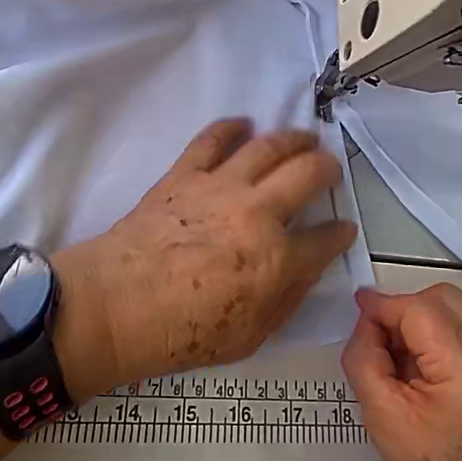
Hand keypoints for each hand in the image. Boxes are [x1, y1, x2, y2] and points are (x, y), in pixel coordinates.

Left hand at [54, 119, 356, 397]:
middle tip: (329, 170)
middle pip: (308, 175)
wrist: (119, 304)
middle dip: (327, 169)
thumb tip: (304, 269)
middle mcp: (259, 213)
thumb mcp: (251, 336)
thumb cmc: (184, 333)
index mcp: (280, 259)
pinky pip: (211, 140)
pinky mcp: (183, 176)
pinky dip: (229, 128)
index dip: (339, 234)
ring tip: (303, 138)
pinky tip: (242, 124)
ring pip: (267, 147)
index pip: (326, 239)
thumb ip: (284, 299)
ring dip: (292, 139)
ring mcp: (220, 188)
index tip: (342, 229)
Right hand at [341, 284, 461, 460]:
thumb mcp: (382, 418)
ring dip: (425, 325)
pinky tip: (431, 380)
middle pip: (445, 299)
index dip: (381, 305)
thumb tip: (369, 323)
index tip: (357, 311)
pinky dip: (445, 342)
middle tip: (380, 342)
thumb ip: (366, 358)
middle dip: (405, 309)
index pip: (418, 308)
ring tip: (405, 366)